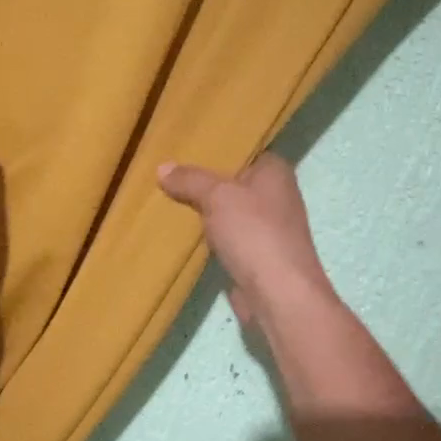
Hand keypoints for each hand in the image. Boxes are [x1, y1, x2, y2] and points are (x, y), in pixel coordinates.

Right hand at [159, 154, 332, 325]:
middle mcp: (275, 195)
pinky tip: (181, 231)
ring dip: (202, 210)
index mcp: (275, 171)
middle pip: (232, 181)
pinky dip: (206, 235)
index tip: (183, 146)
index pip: (244, 149)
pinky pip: (224, 236)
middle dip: (202, 180)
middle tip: (165, 171)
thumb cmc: (254, 233)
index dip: (216, 148)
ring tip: (165, 197)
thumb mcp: (217, 196)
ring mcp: (266, 227)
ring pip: (226, 210)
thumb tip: (162, 167)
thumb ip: (190, 180)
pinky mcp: (255, 254)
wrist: (277, 294)